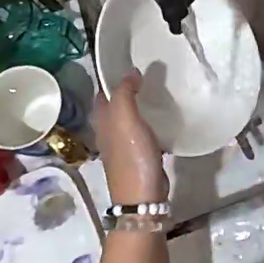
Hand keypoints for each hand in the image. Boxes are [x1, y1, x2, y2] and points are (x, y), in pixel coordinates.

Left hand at [94, 70, 167, 205]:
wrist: (143, 198)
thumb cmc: (132, 156)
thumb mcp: (125, 119)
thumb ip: (125, 94)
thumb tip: (130, 72)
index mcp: (102, 121)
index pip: (102, 93)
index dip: (113, 78)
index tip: (131, 65)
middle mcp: (108, 132)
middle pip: (115, 106)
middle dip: (127, 91)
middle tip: (148, 76)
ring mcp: (123, 147)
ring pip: (128, 120)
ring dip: (138, 108)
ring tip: (157, 93)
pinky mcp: (139, 157)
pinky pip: (142, 134)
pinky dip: (149, 125)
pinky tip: (162, 121)